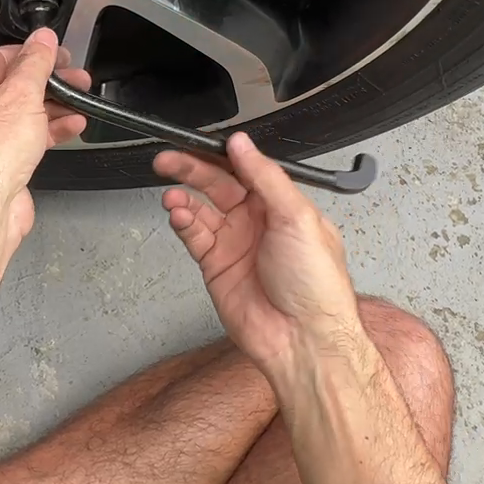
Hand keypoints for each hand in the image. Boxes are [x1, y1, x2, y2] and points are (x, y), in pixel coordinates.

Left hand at [0, 29, 89, 239]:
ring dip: (51, 107)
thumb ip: (36, 64)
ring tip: (78, 101)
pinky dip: (45, 130)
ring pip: (17, 113)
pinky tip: (70, 125)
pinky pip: (20, 137)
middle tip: (73, 79)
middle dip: (47, 83)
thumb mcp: (21, 95)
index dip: (33, 54)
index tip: (57, 54)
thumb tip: (43, 41)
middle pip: (9, 85)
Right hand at [156, 134, 363, 371]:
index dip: (221, 155)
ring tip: (171, 196)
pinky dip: (182, 222)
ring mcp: (234, 242)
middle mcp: (256, 221)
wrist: (302, 340)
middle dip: (190, 169)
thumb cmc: (316, 285)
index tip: (199, 143)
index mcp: (282, 205)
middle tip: (167, 160)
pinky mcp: (215, 265)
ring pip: (200, 209)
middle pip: (216, 184)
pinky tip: (178, 216)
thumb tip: (243, 145)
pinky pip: (193, 235)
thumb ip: (265, 177)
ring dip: (183, 198)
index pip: (244, 169)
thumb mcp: (298, 218)